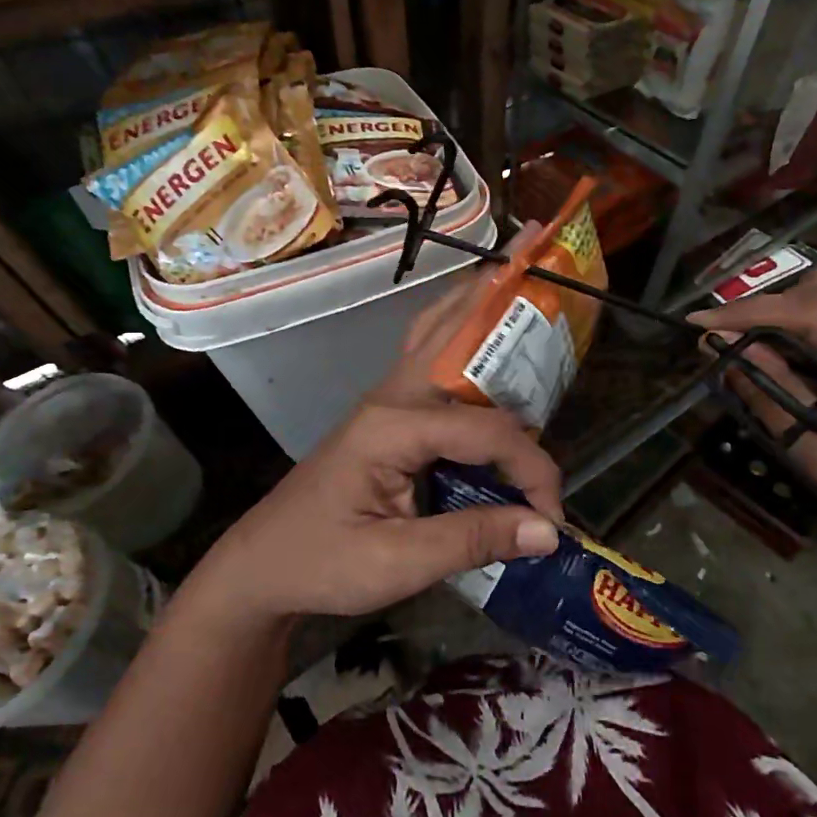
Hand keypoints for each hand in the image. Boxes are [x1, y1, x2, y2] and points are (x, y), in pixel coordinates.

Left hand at [179, 239, 563, 629]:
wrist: (263, 566)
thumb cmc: (322, 564)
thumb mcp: (397, 563)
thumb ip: (472, 539)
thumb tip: (547, 528)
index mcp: (392, 427)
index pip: (487, 431)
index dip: (531, 468)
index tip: (553, 513)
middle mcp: (390, 398)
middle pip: (451, 334)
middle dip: (496, 296)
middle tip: (534, 251)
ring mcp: (385, 401)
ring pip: (435, 337)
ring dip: (473, 306)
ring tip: (510, 275)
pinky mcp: (387, 416)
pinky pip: (429, 362)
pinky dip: (458, 338)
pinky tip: (480, 340)